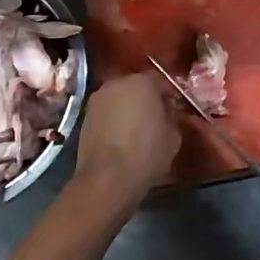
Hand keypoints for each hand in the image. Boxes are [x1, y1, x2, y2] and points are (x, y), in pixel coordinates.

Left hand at [72, 74, 180, 208]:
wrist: (107, 178)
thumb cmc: (146, 153)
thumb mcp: (173, 136)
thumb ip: (173, 117)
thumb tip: (168, 114)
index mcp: (142, 82)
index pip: (160, 80)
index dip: (169, 94)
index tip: (175, 107)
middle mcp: (117, 83)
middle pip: (136, 86)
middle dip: (147, 98)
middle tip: (157, 116)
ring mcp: (98, 99)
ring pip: (119, 98)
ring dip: (128, 107)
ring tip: (138, 127)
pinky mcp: (85, 116)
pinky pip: (107, 112)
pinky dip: (114, 118)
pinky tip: (121, 136)